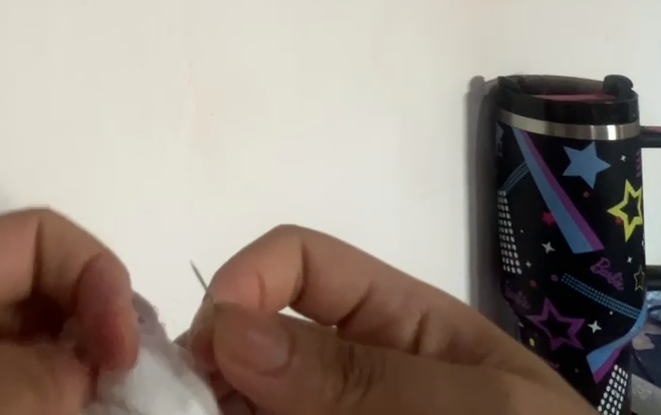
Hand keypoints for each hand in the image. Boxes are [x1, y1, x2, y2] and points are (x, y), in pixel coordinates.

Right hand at [187, 225, 597, 414]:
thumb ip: (356, 377)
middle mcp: (353, 369)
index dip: (246, 282)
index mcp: (396, 321)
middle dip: (215, 363)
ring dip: (218, 403)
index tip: (211, 347)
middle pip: (257, 337)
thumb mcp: (472, 410)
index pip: (299, 261)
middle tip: (188, 410)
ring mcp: (334, 412)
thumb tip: (229, 326)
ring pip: (250, 395)